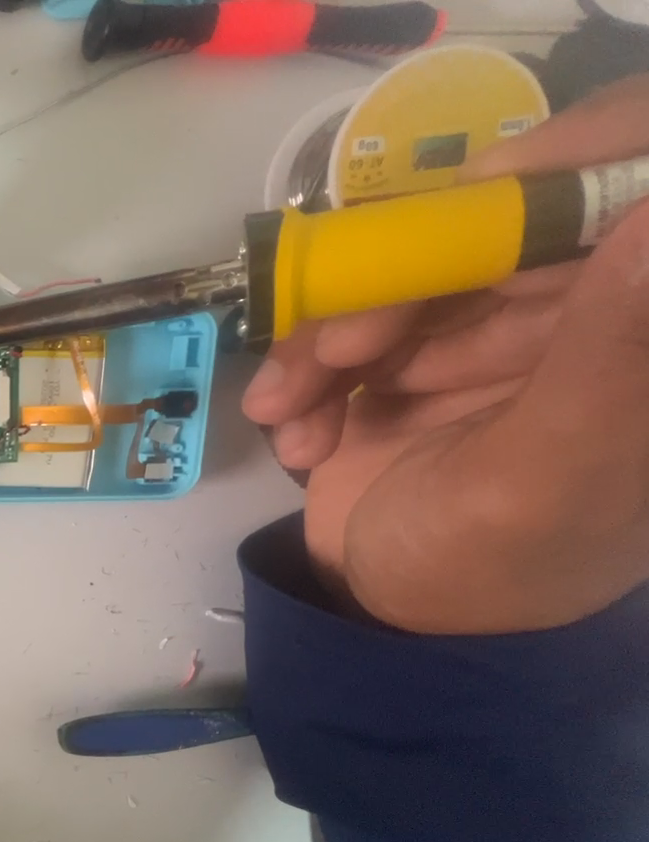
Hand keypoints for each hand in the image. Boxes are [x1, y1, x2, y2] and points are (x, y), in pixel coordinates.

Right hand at [243, 74, 648, 633]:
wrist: (390, 620)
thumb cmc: (492, 563)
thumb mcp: (547, 473)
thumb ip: (609, 356)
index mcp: (636, 334)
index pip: (632, 196)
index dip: (573, 163)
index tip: (473, 193)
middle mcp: (574, 321)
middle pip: (488, 241)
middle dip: (392, 294)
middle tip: (336, 357)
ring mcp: (478, 346)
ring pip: (392, 292)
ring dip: (323, 352)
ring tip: (286, 414)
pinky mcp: (396, 373)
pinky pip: (338, 342)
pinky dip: (302, 386)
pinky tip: (294, 437)